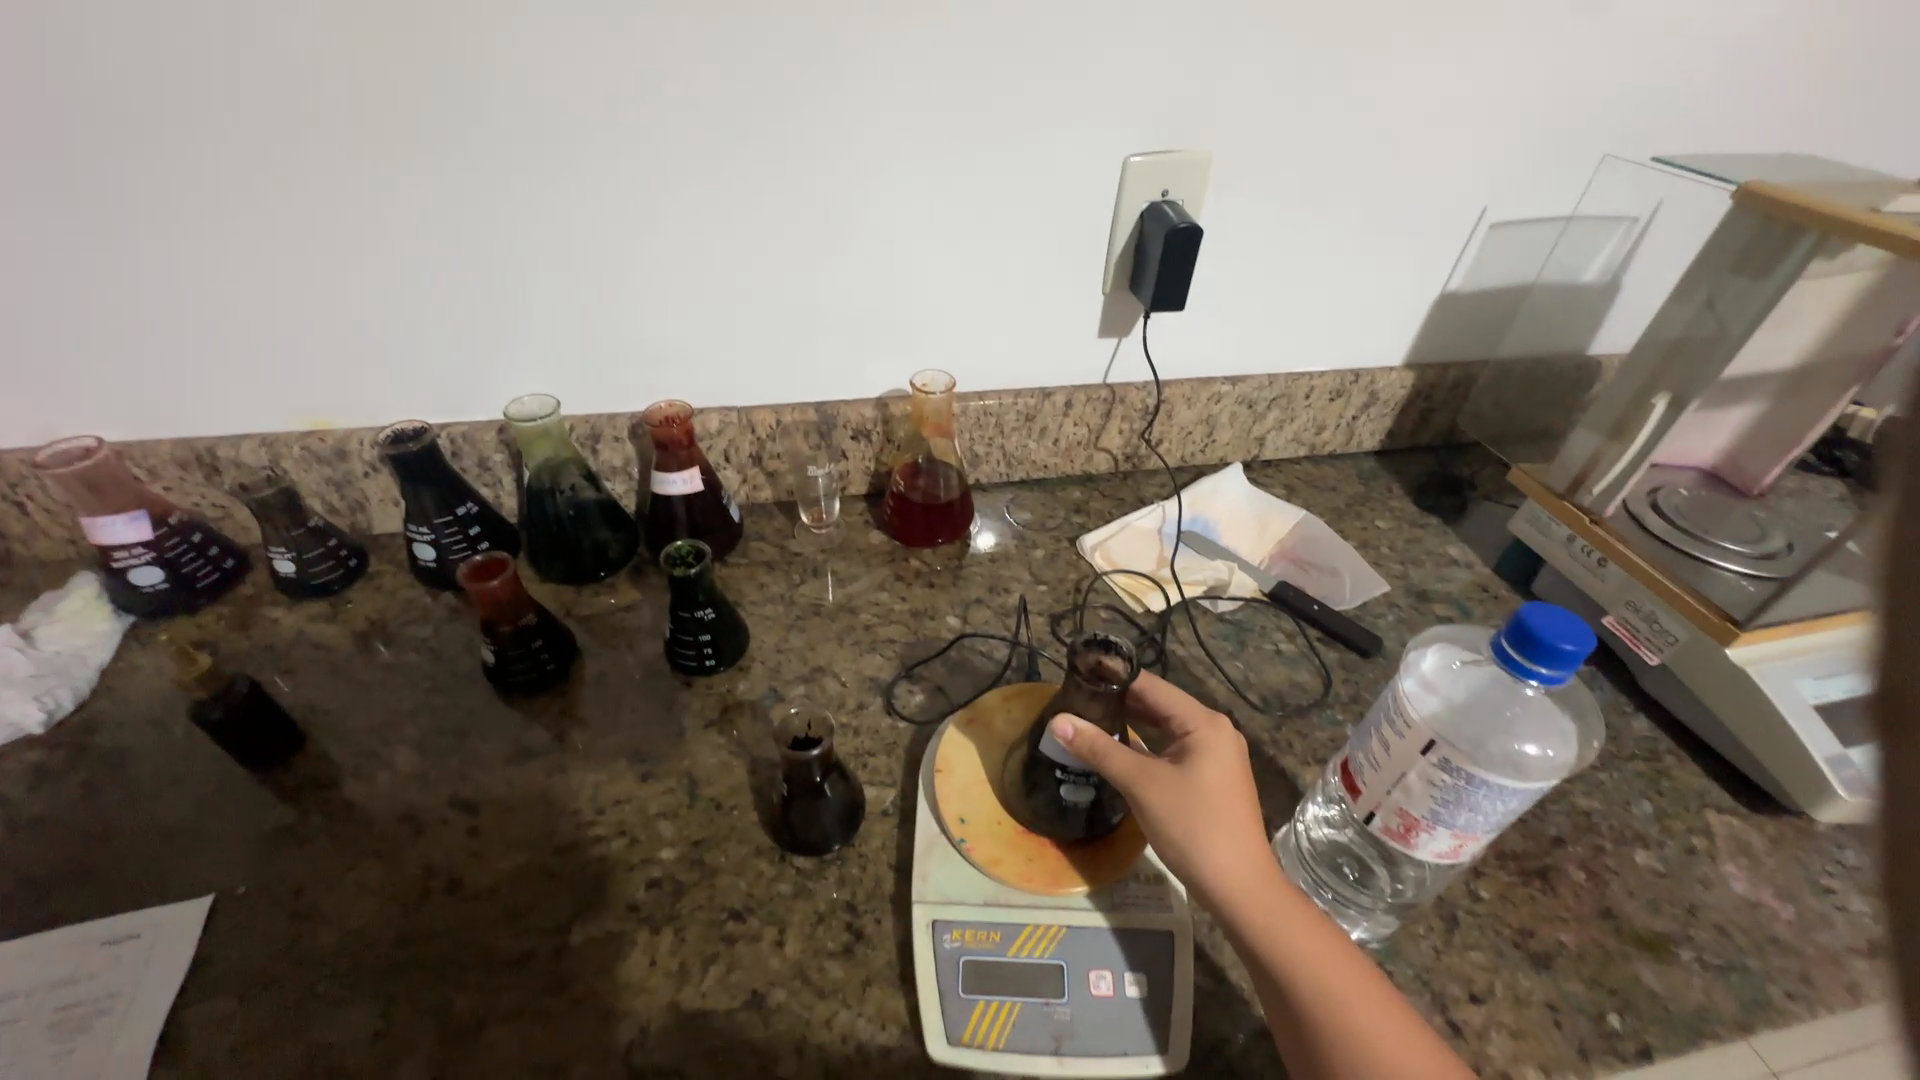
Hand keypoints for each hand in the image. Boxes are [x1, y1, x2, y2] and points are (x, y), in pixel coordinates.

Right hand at [1049, 671, 1272, 907]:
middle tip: (1076, 697)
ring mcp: (1215, 756)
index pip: (1151, 686)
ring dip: (1130, 725)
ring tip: (1088, 718)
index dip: (1114, 677)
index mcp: (1204, 722)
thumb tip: (1058, 720)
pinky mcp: (1210, 779)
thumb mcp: (1141, 784)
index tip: (1079, 673)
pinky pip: (1171, 751)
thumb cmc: (1192, 827)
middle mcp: (1214, 731)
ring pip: (1165, 730)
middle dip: (1119, 701)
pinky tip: (1116, 750)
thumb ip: (1099, 749)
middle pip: (1159, 705)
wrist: (1238, 888)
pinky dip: (1145, 748)